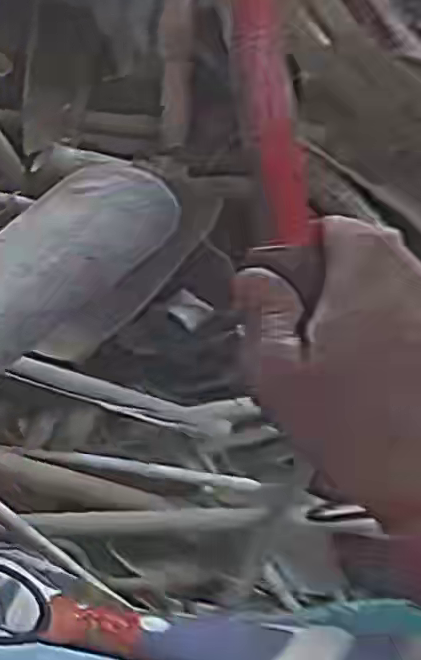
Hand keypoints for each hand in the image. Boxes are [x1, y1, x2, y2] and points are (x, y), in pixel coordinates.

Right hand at [235, 217, 420, 532]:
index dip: (305, 232)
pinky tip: (351, 353)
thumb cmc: (346, 426)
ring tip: (314, 334)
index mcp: (367, 296)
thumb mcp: (274, 369)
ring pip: (394, 278)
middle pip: (376, 251)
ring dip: (350, 292)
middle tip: (283, 299)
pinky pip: (407, 308)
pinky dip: (375, 316)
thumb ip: (265, 315)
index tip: (274, 247)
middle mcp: (416, 297)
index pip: (345, 232)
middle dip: (326, 263)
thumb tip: (255, 280)